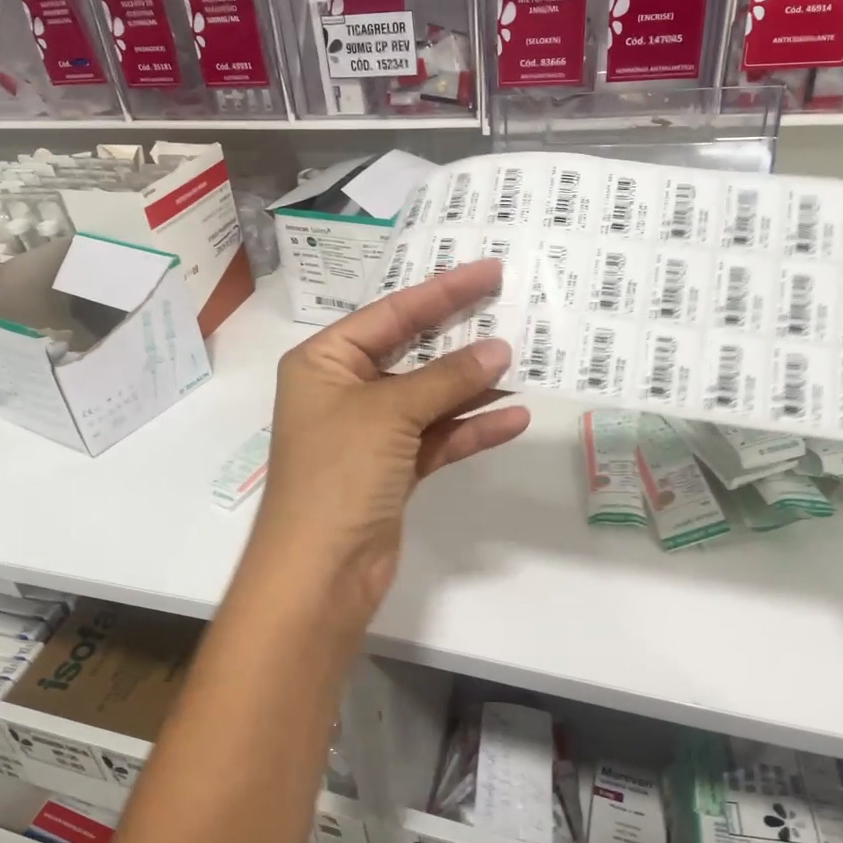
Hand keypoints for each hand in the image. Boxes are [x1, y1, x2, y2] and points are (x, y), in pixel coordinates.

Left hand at [252, 259, 530, 619]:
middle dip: (459, 333)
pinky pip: (437, 437)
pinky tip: (513, 417)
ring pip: (429, 396)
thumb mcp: (390, 414)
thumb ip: (445, 378)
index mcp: (324, 362)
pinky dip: (471, 428)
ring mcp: (369, 433)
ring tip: (523, 362)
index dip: (442, 291)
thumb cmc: (338, 474)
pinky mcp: (392, 470)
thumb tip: (498, 349)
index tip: (489, 271)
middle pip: (410, 351)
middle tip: (511, 304)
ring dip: (472, 384)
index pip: (390, 315)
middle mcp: (343, 390)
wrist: (319, 572)